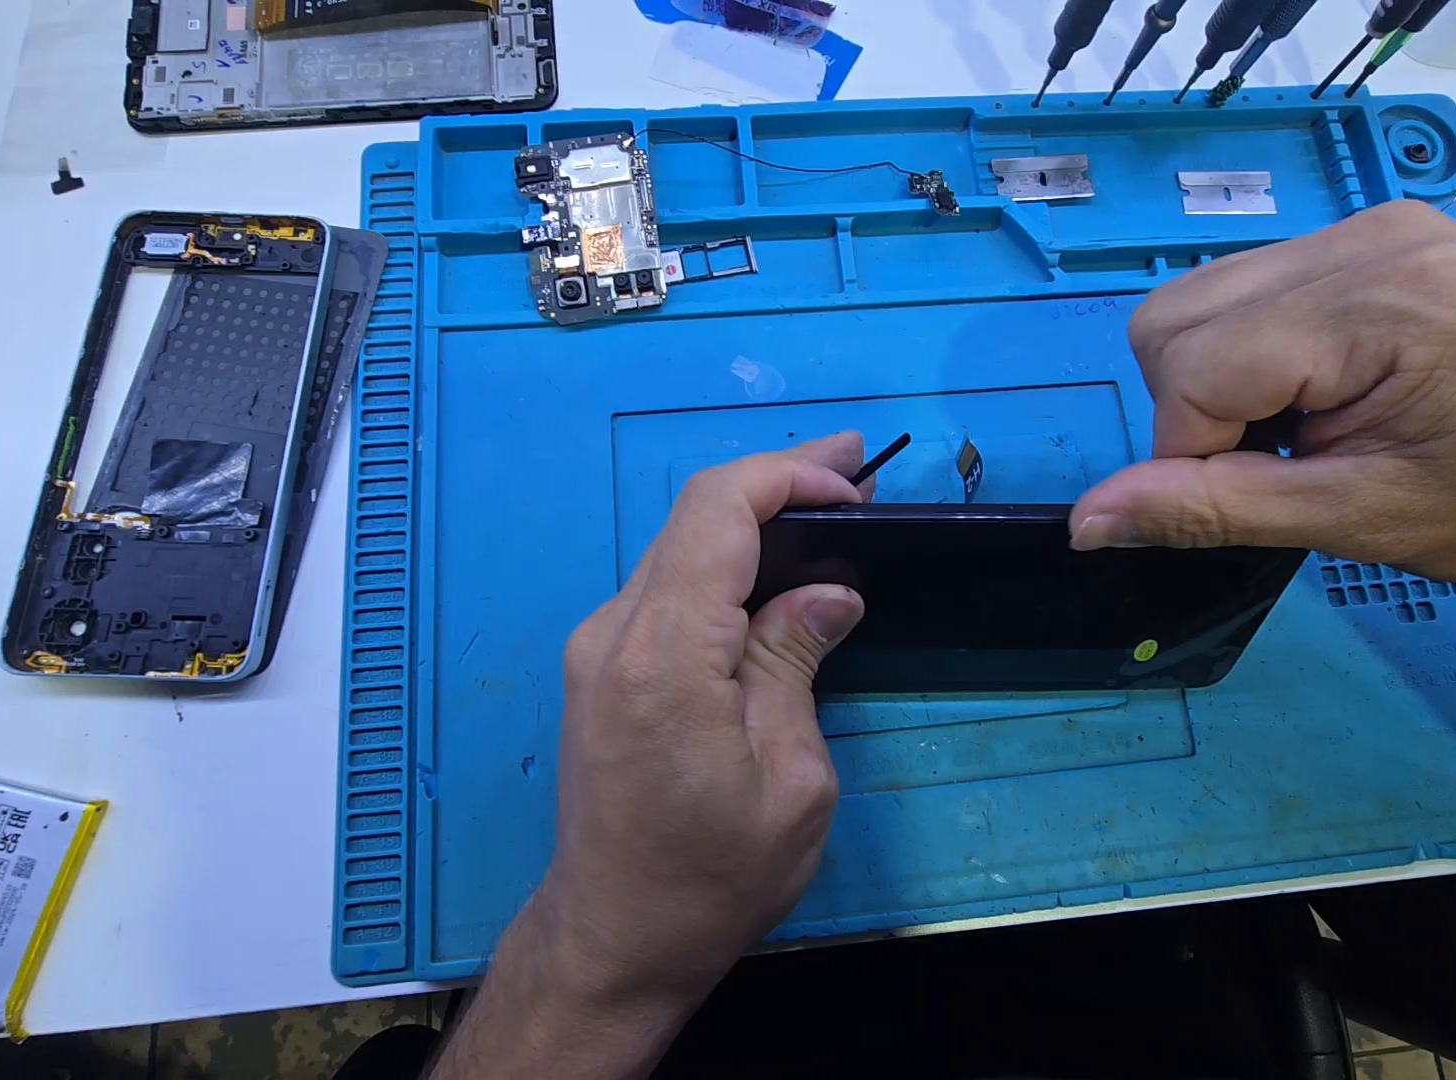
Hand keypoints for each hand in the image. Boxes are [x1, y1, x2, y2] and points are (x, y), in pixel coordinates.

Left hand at [439, 434, 867, 1078]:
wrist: (614, 940)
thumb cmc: (713, 879)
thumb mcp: (791, 780)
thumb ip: (795, 662)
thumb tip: (829, 591)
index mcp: (663, 654)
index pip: (715, 511)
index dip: (787, 476)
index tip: (853, 488)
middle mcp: (615, 631)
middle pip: (695, 514)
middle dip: (779, 481)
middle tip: (855, 470)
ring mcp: (599, 644)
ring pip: (681, 543)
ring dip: (755, 520)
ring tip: (831, 511)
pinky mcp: (604, 662)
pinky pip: (670, 583)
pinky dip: (728, 561)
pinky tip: (777, 571)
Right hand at [1069, 201, 1455, 600]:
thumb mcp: (1350, 520)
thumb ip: (1205, 510)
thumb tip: (1084, 522)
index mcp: (1380, 303)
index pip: (1194, 369)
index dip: (1188, 450)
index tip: (1255, 489)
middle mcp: (1362, 240)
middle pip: (1172, 321)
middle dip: (1190, 408)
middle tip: (1271, 452)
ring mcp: (1363, 230)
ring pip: (1190, 304)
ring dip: (1207, 380)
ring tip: (1292, 420)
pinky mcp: (1361, 239)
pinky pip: (1233, 294)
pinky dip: (1236, 355)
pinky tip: (1303, 386)